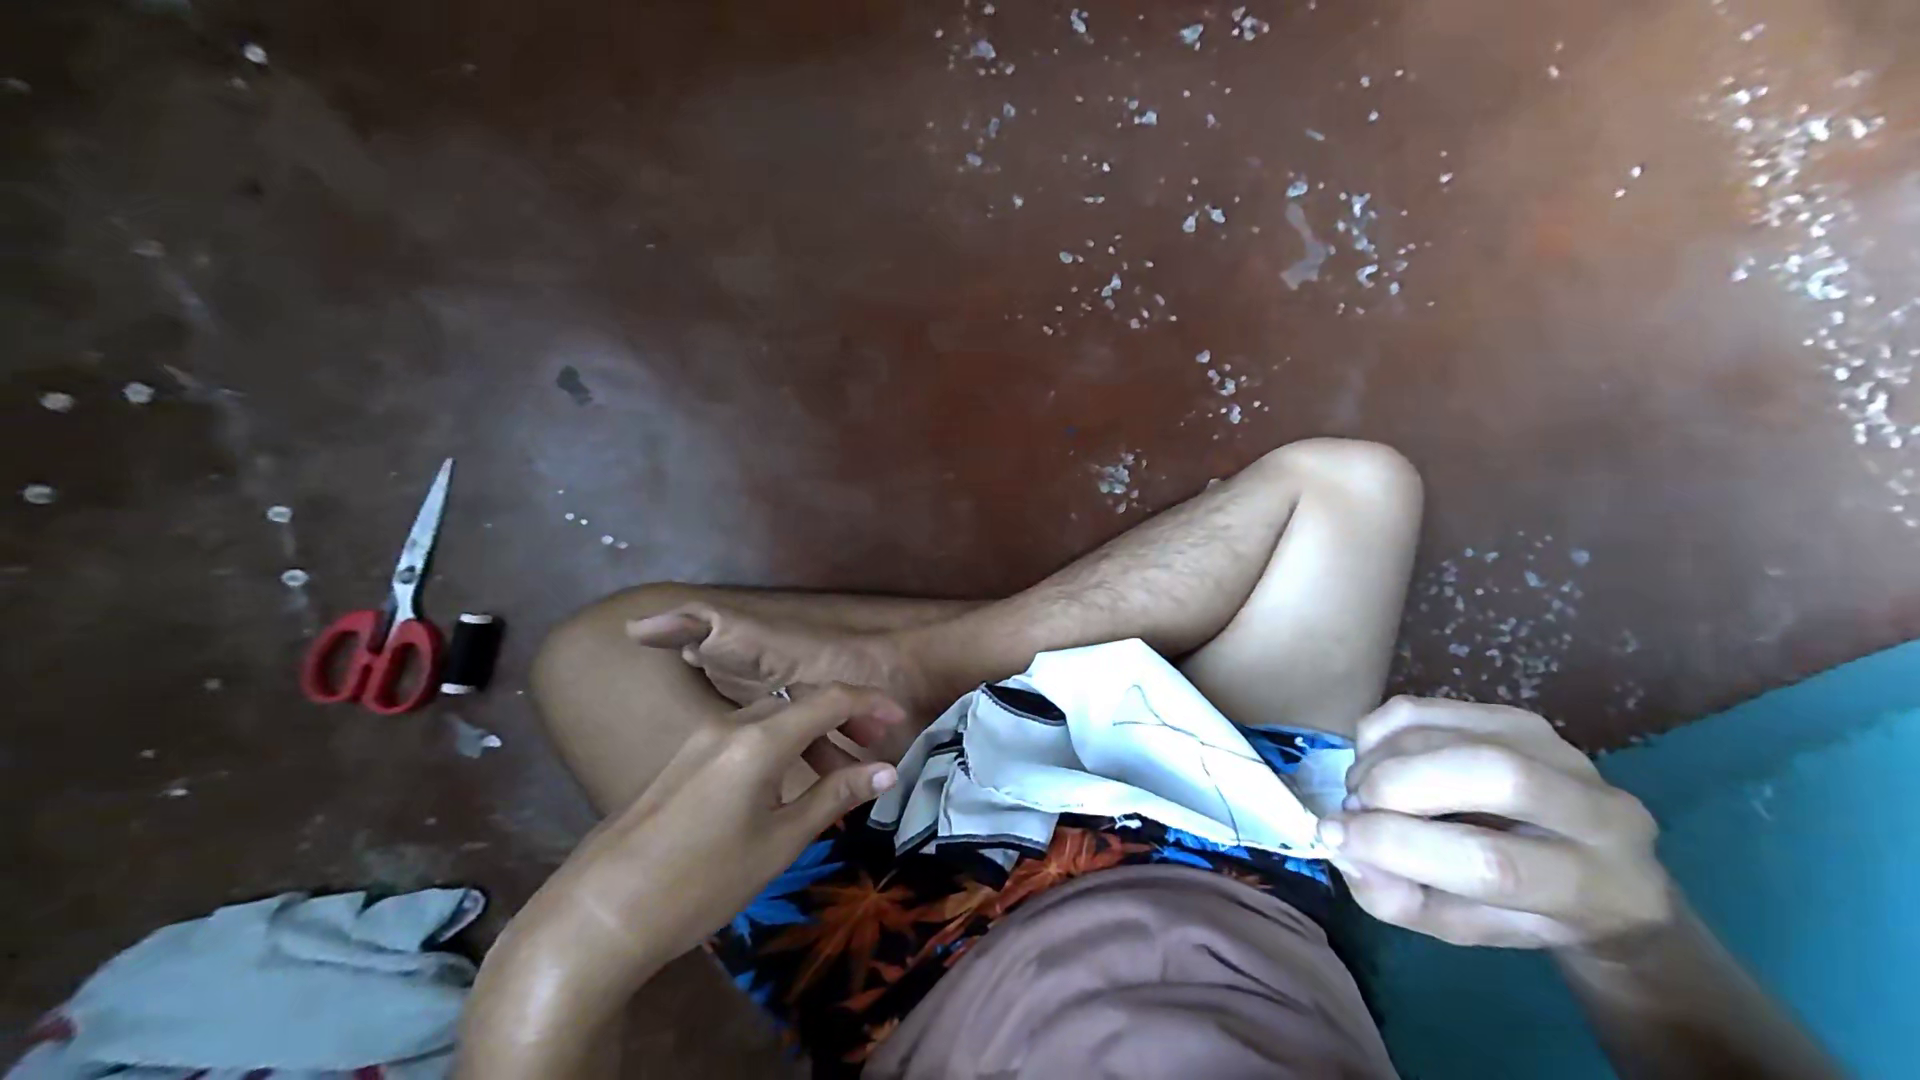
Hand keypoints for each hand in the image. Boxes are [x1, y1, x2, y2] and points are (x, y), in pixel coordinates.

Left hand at [504, 687, 903, 985]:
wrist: (600, 913)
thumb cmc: (702, 880)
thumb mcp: (779, 841)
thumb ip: (834, 796)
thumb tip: (886, 771)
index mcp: (759, 739)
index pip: (829, 698)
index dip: (871, 703)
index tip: (900, 721)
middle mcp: (731, 724)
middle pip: (801, 700)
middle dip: (844, 716)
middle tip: (875, 748)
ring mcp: (702, 738)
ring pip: (773, 716)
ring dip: (812, 732)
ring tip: (837, 772)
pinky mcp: (686, 758)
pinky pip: (747, 734)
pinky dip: (781, 745)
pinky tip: (789, 782)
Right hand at [1320, 696, 1672, 949]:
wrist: (1596, 873)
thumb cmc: (1524, 912)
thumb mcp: (1464, 929)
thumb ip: (1398, 899)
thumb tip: (1341, 847)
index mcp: (1596, 888)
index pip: (1494, 862)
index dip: (1400, 845)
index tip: (1336, 835)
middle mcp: (1598, 810)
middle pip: (1490, 773)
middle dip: (1396, 785)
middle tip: (1355, 806)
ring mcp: (1557, 750)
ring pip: (1447, 732)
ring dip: (1378, 759)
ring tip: (1362, 791)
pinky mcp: (1514, 717)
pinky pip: (1425, 709)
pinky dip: (1379, 732)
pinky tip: (1376, 763)